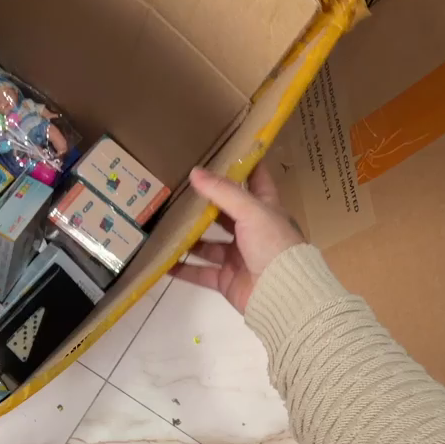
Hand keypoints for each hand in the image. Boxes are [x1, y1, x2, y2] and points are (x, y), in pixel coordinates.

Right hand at [175, 164, 305, 313]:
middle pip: (224, 213)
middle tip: (177, 190)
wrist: (281, 293)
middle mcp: (252, 231)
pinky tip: (163, 261)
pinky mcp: (226, 279)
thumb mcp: (251, 211)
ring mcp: (238, 257)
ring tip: (163, 224)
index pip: (256, 180)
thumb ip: (222, 192)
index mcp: (265, 209)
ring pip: (207, 244)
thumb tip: (195, 172)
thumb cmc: (273, 244)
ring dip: (188, 237)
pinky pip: (199, 272)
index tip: (222, 149)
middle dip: (203, 204)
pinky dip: (182, 269)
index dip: (242, 165)